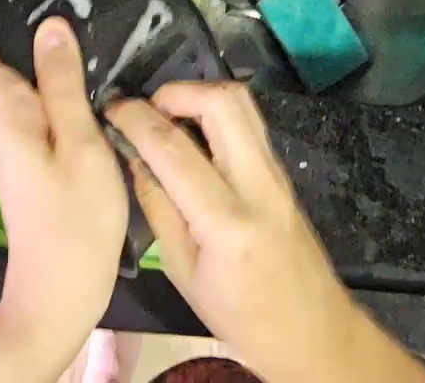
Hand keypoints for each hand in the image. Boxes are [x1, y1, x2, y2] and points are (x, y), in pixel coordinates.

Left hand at [0, 17, 126, 380]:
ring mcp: (21, 140)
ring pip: (27, 81)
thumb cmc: (73, 219)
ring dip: (44, 52)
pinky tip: (82, 69)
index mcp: (6, 112)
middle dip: (21, 26)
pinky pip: (43, 103)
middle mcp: (5, 120)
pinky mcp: (39, 155)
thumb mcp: (78, 143)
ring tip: (73, 9)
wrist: (62, 292)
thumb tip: (50, 24)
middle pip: (5, 62)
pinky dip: (58, 81)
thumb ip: (64, 85)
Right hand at [106, 82, 424, 382]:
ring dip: (197, 95)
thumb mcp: (181, 271)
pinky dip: (213, 112)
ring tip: (167, 118)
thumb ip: (156, 205)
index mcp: (226, 222)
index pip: (173, 148)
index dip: (135, 118)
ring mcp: (276, 171)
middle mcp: (257, 184)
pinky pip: (247, 120)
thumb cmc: (240, 316)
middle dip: (175, 92)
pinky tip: (191, 134)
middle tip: (147, 111)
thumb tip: (132, 153)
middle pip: (221, 102)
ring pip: (240, 101)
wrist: (314, 331)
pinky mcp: (281, 168)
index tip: (110, 108)